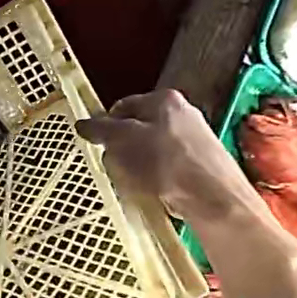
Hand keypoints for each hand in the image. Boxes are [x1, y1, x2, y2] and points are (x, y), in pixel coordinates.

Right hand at [74, 90, 263, 226]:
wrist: (213, 198)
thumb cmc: (165, 163)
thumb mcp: (122, 141)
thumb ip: (100, 130)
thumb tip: (83, 123)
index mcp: (164, 99)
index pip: (123, 107)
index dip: (105, 126)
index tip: (97, 145)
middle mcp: (183, 115)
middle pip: (137, 131)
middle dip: (122, 152)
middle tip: (115, 168)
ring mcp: (194, 142)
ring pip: (150, 154)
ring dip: (136, 170)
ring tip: (135, 186)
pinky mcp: (201, 168)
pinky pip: (166, 172)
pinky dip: (155, 183)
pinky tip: (153, 195)